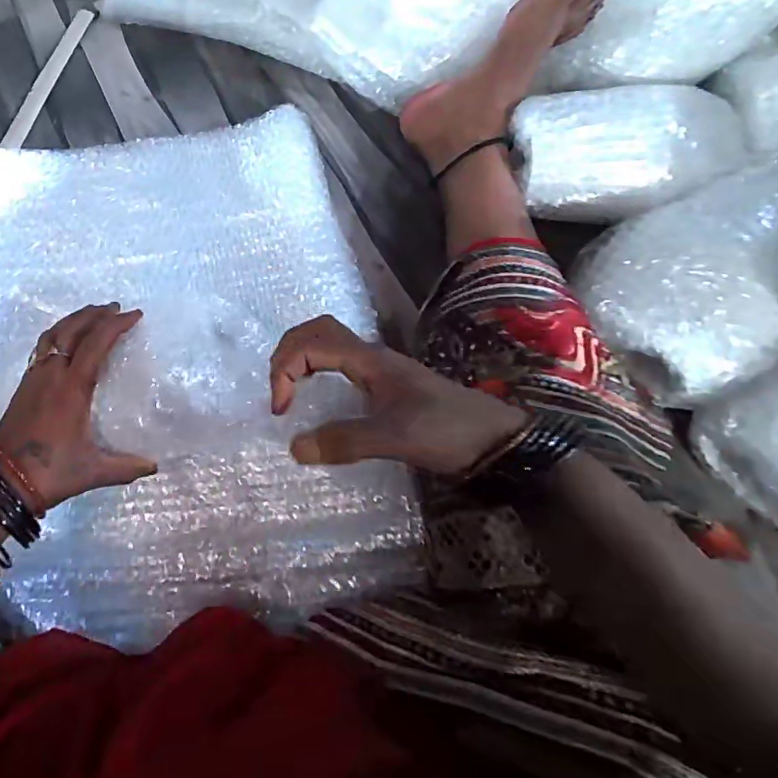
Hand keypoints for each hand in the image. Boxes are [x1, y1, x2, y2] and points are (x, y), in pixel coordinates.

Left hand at [0, 303, 157, 510]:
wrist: (4, 481)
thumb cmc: (51, 472)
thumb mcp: (94, 470)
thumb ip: (126, 466)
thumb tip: (153, 466)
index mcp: (71, 387)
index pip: (96, 344)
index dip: (116, 325)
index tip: (134, 315)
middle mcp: (51, 374)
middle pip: (72, 330)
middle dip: (95, 314)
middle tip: (114, 308)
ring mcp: (34, 377)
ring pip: (53, 334)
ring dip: (73, 320)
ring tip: (91, 315)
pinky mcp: (23, 385)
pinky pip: (41, 347)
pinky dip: (57, 333)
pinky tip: (64, 339)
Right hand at [269, 315, 529, 476]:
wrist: (499, 438)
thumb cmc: (450, 431)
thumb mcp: (397, 438)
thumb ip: (346, 441)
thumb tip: (294, 446)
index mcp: (368, 359)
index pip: (310, 343)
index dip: (285, 369)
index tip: (282, 409)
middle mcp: (369, 356)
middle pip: (315, 331)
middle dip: (286, 354)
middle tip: (278, 393)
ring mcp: (377, 369)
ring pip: (326, 343)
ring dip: (299, 359)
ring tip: (288, 392)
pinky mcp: (384, 384)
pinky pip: (338, 363)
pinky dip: (315, 371)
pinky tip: (317, 398)